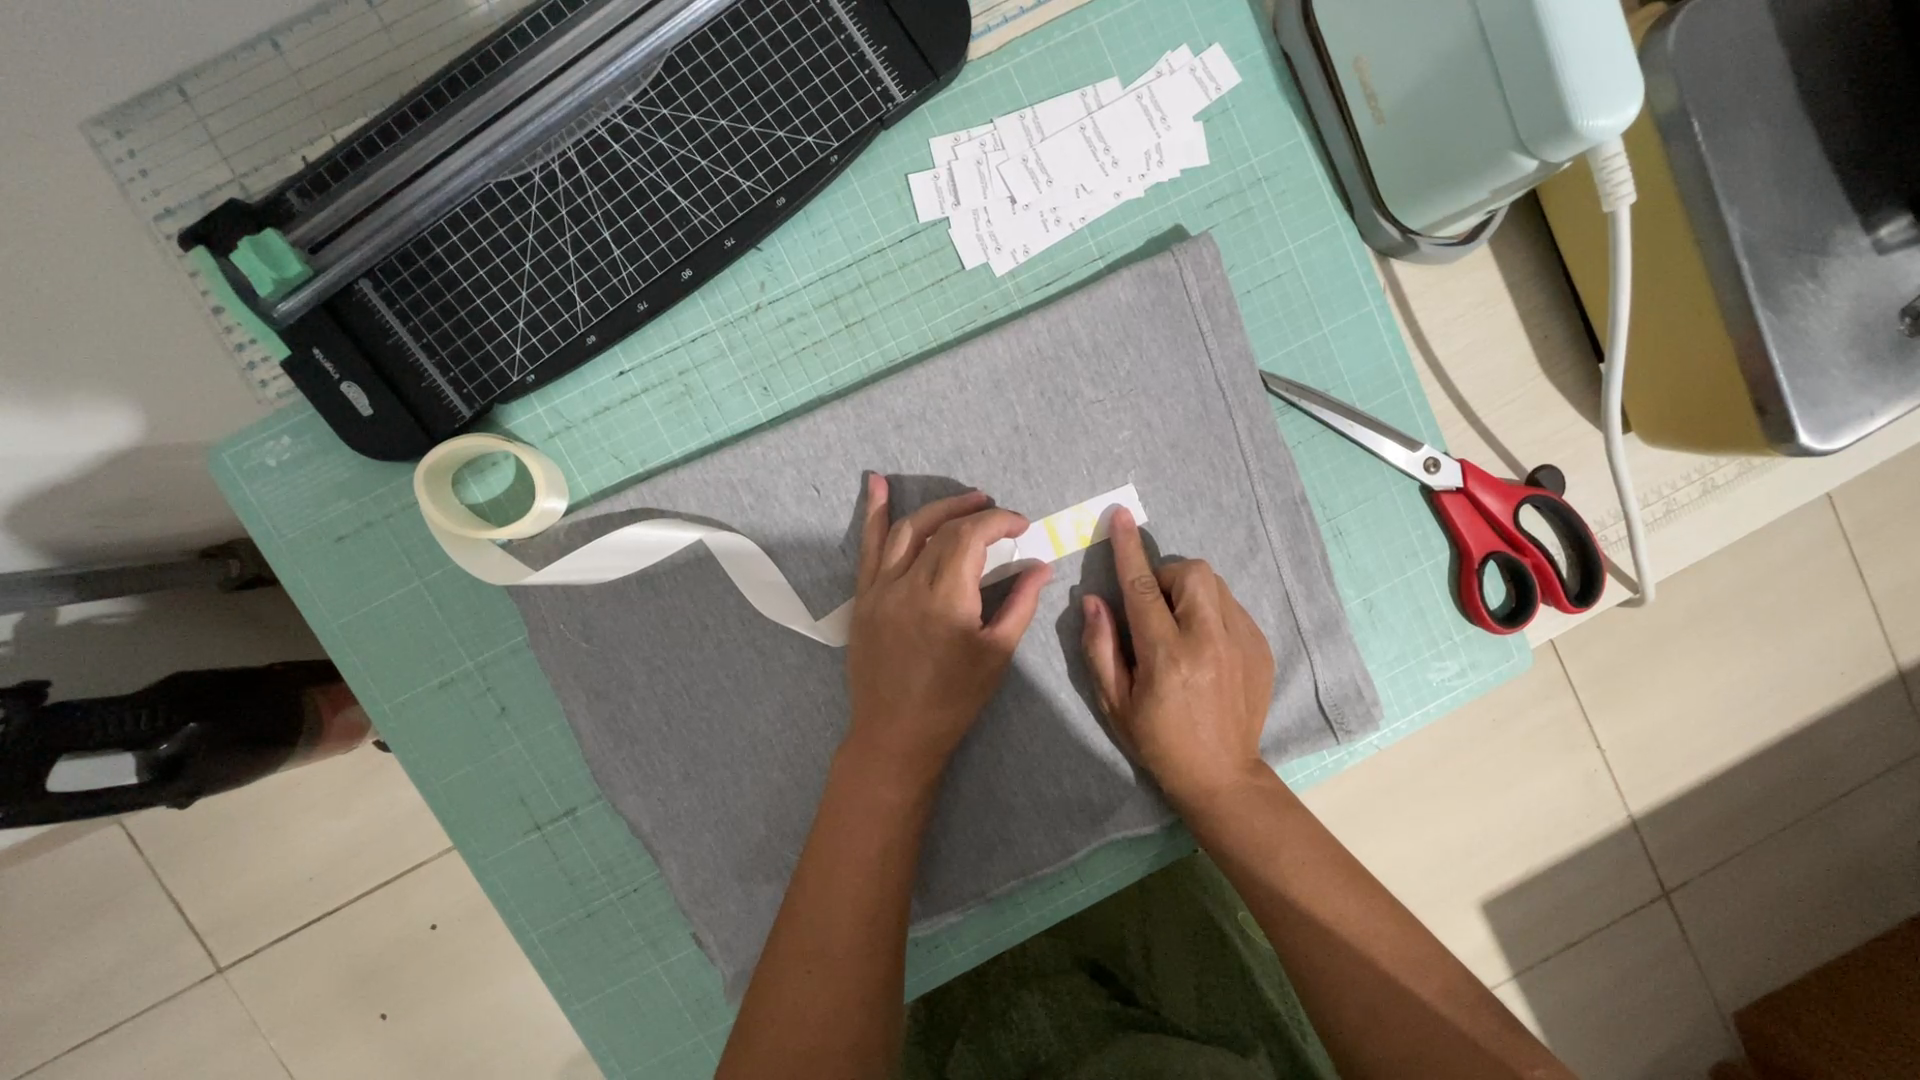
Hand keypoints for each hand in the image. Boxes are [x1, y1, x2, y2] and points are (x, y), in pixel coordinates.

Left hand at [844, 475, 1051, 784]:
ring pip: (906, 530)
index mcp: (946, 596)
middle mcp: (909, 582)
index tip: (1022, 526)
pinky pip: (868, 548)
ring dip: (937, 509)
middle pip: (942, 530)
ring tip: (965, 502)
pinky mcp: (864, 598)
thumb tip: (1041, 565)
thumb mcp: (997, 653)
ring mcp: (880, 588)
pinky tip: (875, 484)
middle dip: (974, 514)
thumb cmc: (953, 699)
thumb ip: (1020, 603)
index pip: (972, 536)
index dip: (999, 522)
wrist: (896, 733)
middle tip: (998, 514)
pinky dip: (873, 513)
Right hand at [1080, 508, 1276, 804]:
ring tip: (1177, 626)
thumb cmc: (1157, 741)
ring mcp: (1242, 643)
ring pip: (1215, 584)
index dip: (1128, 548)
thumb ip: (1100, 646)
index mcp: (1167, 656)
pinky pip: (1232, 607)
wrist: (1221, 775)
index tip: (1121, 516)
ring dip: (1188, 591)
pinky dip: (1210, 611)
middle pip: (1190, 573)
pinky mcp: (1261, 648)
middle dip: (1165, 576)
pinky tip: (1202, 645)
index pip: (1141, 588)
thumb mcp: (1113, 702)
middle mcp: (1209, 641)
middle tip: (1151, 607)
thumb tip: (1094, 599)